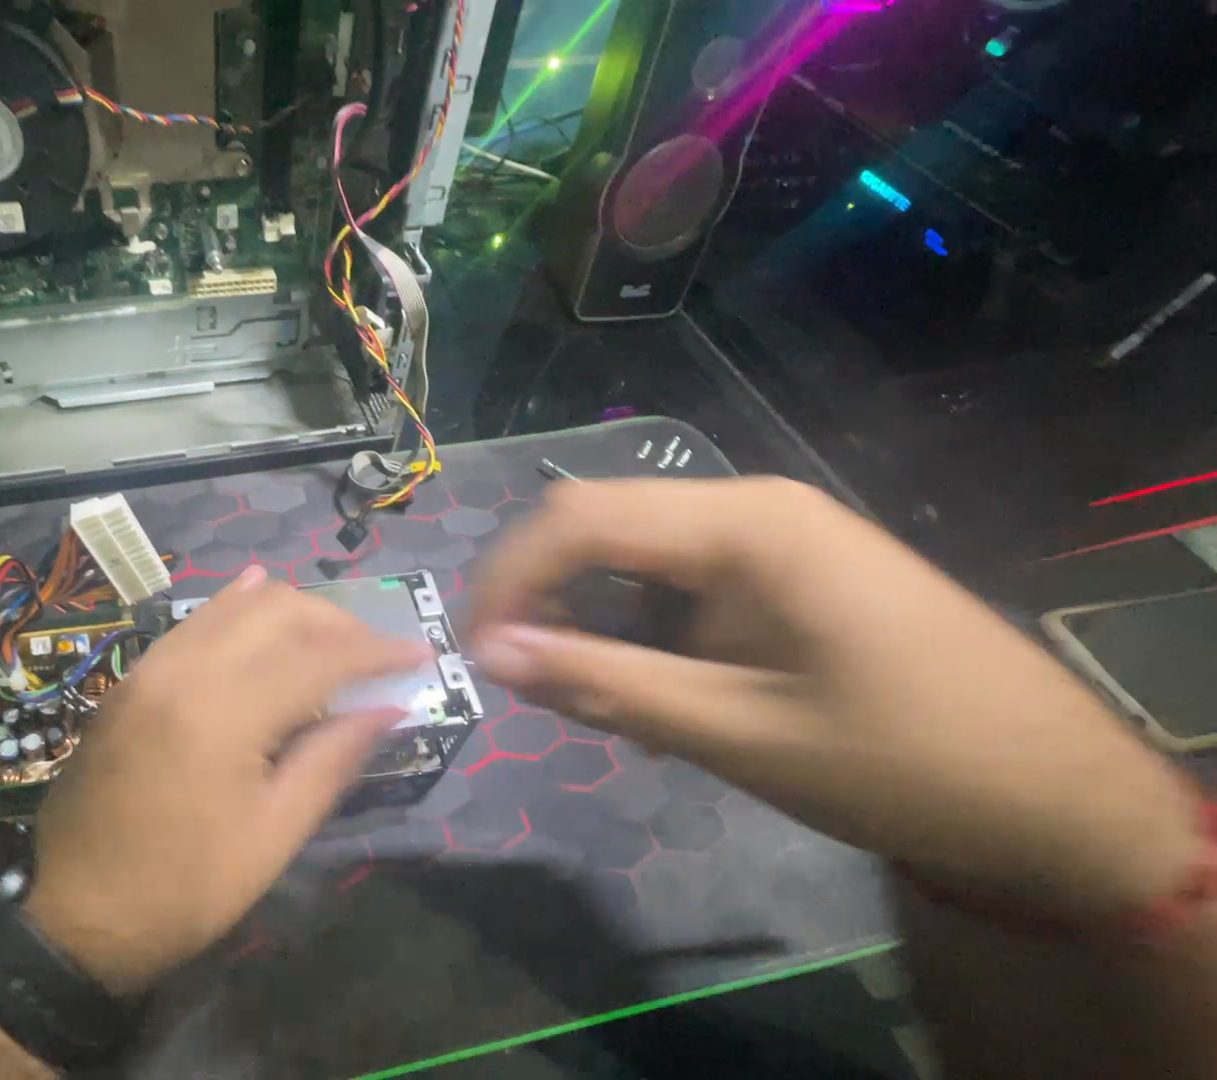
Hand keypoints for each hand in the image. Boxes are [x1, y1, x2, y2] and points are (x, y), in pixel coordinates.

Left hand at [24, 566, 428, 994]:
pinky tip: (262, 605)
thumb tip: (389, 707)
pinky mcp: (133, 677)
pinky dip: (238, 610)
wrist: (73, 912)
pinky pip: (195, 622)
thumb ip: (332, 759)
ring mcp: (151, 666)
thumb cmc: (183, 887)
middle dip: (337, 622)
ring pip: (234, 605)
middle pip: (278, 610)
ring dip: (291, 612)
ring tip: (332, 640)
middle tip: (375, 654)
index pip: (319, 658)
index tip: (420, 653)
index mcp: (223, 711)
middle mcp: (184, 668)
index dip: (377, 651)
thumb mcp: (272, 836)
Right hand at [467, 477, 1200, 921]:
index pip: (582, 517)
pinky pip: (669, 584)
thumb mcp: (736, 732)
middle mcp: (748, 509)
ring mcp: (764, 540)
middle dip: (542, 596)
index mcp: (747, 523)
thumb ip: (602, 684)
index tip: (476, 650)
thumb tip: (488, 653)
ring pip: (627, 557)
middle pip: (599, 526)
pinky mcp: (773, 576)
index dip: (512, 576)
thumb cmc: (905, 765)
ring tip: (587, 696)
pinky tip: (645, 690)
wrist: (1061, 807)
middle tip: (522, 676)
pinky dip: (633, 631)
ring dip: (587, 619)